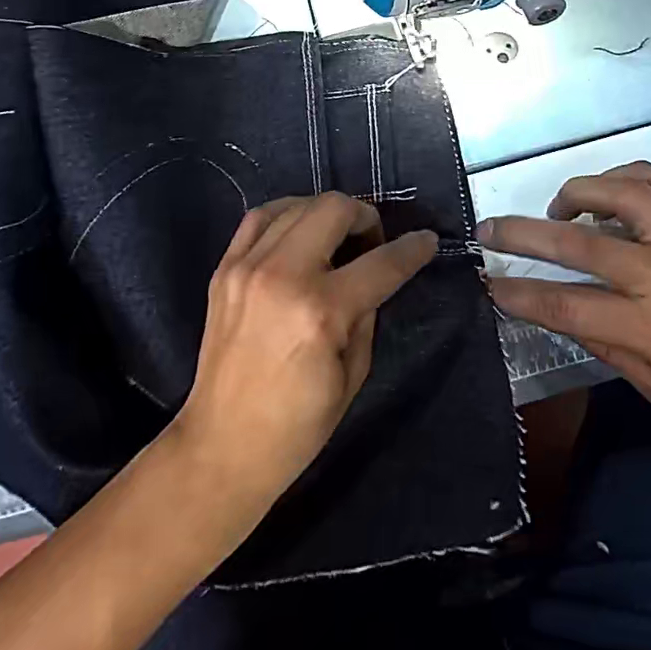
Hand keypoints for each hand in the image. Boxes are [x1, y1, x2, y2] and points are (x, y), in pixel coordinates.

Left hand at [173, 192, 436, 502]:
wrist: (222, 445)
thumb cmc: (298, 424)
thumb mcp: (354, 373)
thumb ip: (368, 314)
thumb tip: (374, 278)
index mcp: (321, 312)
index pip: (381, 262)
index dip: (413, 249)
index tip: (427, 241)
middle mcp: (282, 276)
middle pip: (334, 209)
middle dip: (366, 217)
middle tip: (373, 243)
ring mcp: (246, 268)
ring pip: (298, 204)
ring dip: (328, 213)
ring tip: (338, 238)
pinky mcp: (224, 270)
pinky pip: (259, 218)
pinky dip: (288, 215)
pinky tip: (300, 231)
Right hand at [483, 162, 650, 439]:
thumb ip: (615, 352)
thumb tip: (572, 317)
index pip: (565, 305)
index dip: (519, 294)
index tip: (489, 284)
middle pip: (574, 242)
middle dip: (520, 235)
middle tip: (489, 230)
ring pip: (616, 193)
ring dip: (574, 194)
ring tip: (558, 208)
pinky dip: (621, 180)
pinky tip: (610, 194)